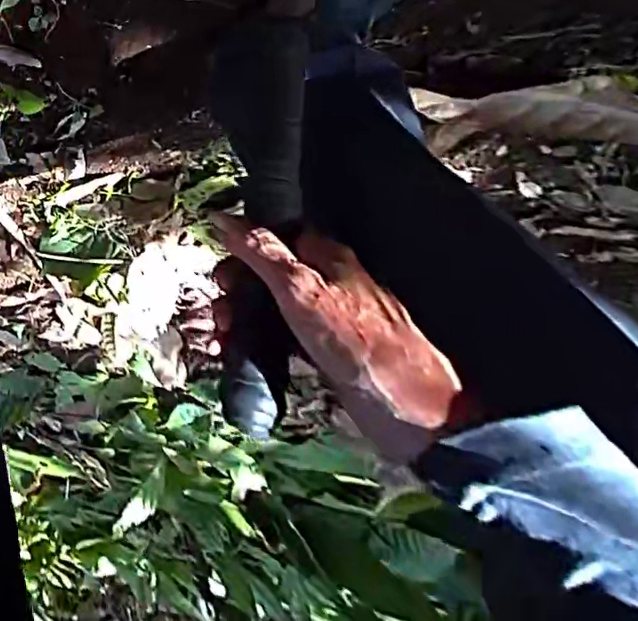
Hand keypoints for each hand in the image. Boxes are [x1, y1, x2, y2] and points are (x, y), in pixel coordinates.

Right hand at [212, 213, 471, 461]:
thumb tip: (224, 219)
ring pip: (271, 305)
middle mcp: (329, 283)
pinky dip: (258, 341)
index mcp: (328, 258)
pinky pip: (281, 335)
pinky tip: (241, 353)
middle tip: (221, 310)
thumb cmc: (361, 348)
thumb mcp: (300, 291)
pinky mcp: (327, 350)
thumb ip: (261, 252)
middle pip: (268, 271)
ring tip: (224, 337)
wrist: (417, 419)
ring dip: (242, 317)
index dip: (242, 245)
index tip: (222, 267)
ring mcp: (328, 318)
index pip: (275, 233)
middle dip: (236, 289)